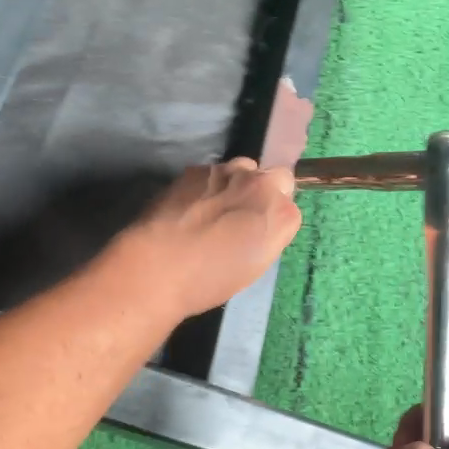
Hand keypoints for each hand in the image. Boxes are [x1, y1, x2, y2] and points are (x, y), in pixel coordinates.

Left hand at [106, 158, 300, 319]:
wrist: (158, 267)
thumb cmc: (210, 280)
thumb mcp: (254, 265)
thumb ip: (266, 234)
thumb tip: (258, 222)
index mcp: (281, 214)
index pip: (290, 205)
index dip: (273, 218)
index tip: (258, 232)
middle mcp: (260, 184)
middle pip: (275, 177)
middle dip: (263, 191)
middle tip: (241, 217)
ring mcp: (227, 171)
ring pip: (244, 168)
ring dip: (237, 183)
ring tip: (214, 209)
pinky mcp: (196, 169)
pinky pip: (213, 172)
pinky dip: (208, 184)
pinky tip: (190, 206)